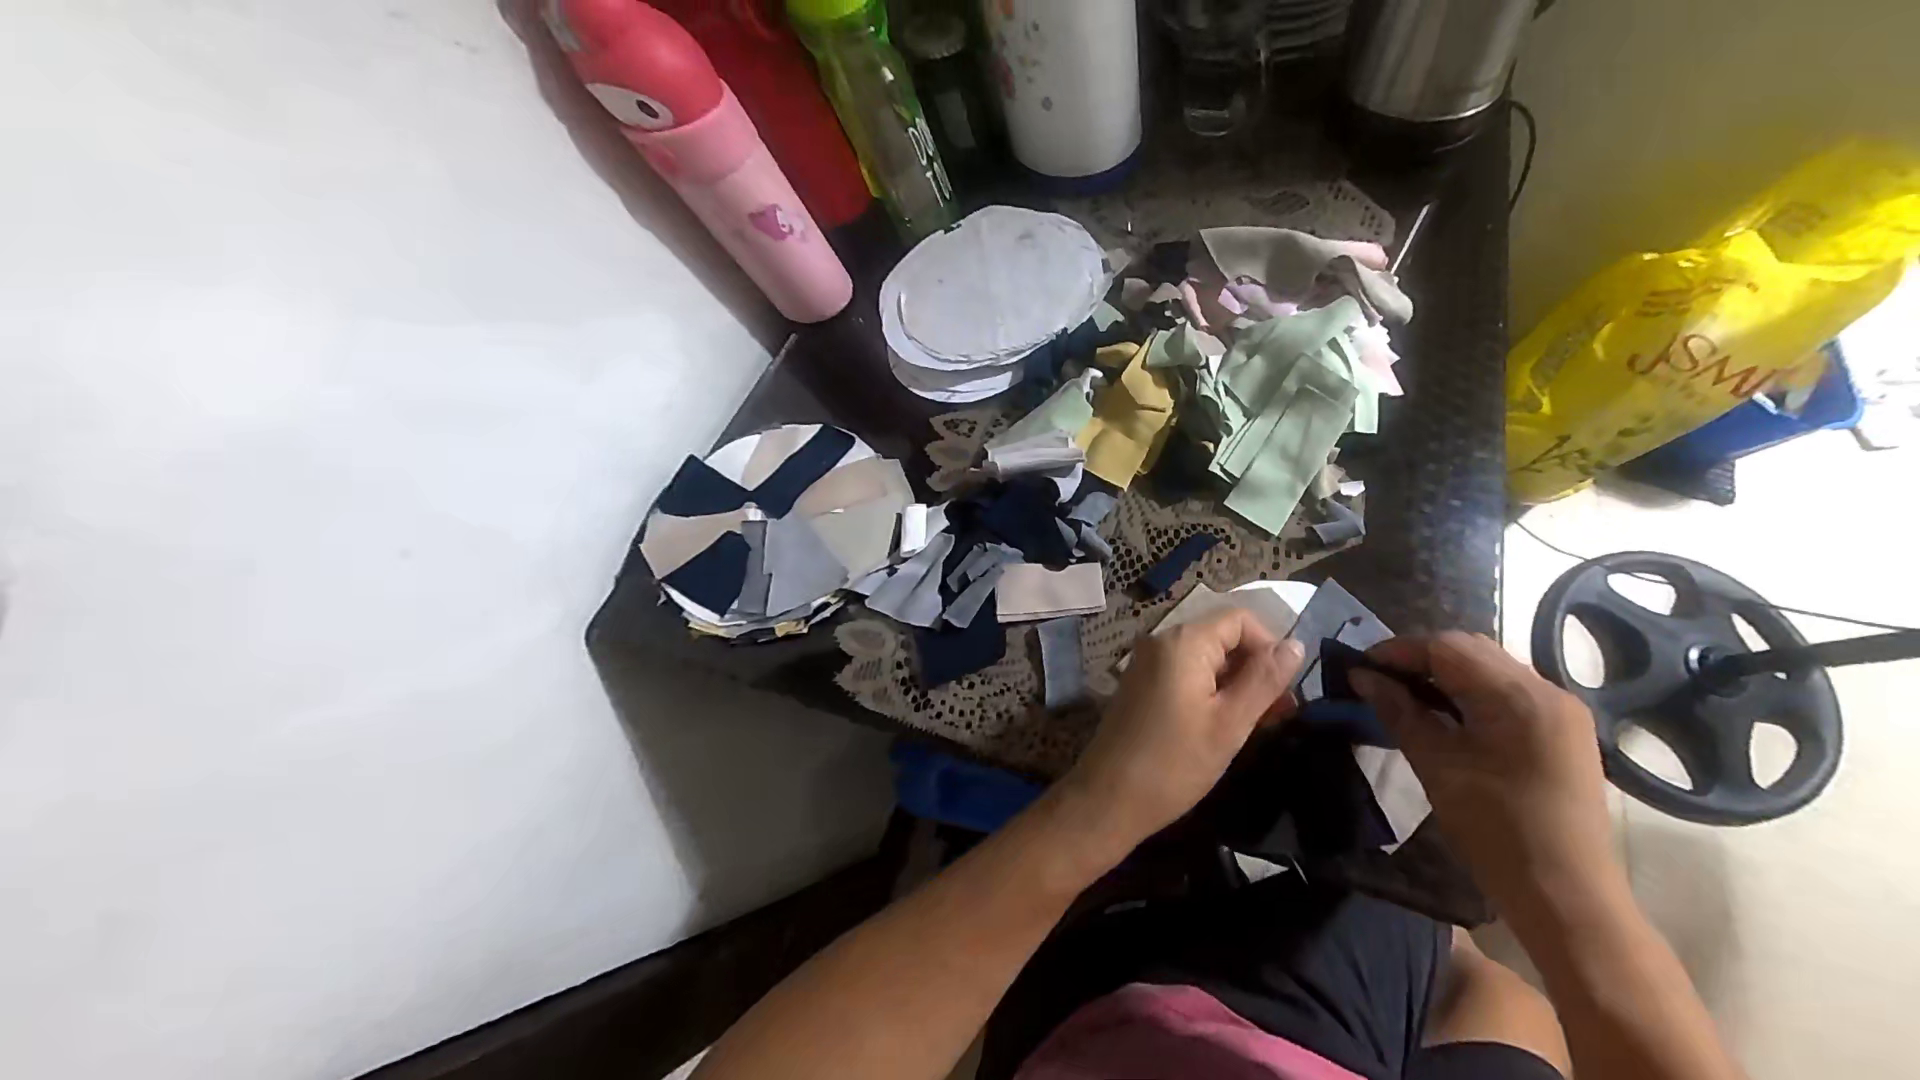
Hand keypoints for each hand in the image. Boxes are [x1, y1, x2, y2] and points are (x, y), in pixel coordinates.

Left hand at [1059, 610, 1304, 852]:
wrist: (1108, 798)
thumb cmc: (1173, 763)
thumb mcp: (1230, 723)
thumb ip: (1264, 680)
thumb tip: (1296, 644)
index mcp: (1182, 642)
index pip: (1240, 619)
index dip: (1270, 647)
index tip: (1285, 691)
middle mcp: (1160, 641)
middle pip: (1223, 636)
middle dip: (1255, 668)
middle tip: (1280, 714)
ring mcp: (1147, 663)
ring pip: (1207, 658)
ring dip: (1236, 683)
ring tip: (1258, 724)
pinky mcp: (1141, 684)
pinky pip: (1186, 673)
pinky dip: (1211, 691)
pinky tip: (1225, 725)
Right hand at [1351, 631, 1618, 915]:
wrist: (1566, 894)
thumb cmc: (1494, 828)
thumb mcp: (1435, 764)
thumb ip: (1398, 711)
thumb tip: (1361, 676)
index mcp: (1518, 697)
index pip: (1446, 647)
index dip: (1397, 650)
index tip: (1360, 666)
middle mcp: (1546, 691)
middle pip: (1470, 649)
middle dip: (1419, 657)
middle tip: (1378, 679)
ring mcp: (1560, 710)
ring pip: (1488, 667)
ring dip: (1443, 672)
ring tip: (1403, 694)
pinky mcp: (1561, 730)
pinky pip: (1506, 690)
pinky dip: (1468, 690)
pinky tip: (1442, 712)